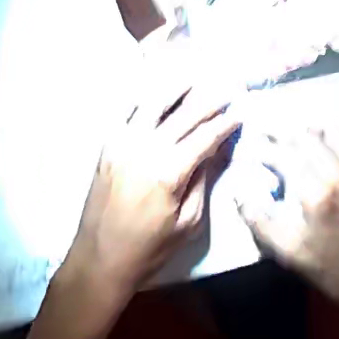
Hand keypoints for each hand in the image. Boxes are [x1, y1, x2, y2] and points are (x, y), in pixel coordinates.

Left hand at [63, 73, 239, 310]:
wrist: (98, 261)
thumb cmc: (150, 248)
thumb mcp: (189, 221)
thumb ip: (203, 180)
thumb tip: (217, 149)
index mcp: (169, 172)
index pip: (205, 136)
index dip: (225, 123)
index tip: (240, 111)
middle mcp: (145, 149)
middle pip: (184, 114)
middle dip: (209, 100)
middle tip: (227, 88)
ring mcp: (122, 143)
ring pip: (153, 102)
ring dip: (177, 87)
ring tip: (195, 78)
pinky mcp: (107, 145)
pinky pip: (126, 111)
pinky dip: (145, 96)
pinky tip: (159, 90)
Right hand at [235, 124, 338, 331]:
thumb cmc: (337, 271)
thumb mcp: (292, 255)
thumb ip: (262, 223)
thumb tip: (241, 196)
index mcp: (316, 191)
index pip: (284, 154)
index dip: (265, 148)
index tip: (253, 148)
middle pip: (307, 136)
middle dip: (285, 134)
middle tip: (271, 138)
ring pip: (335, 129)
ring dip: (314, 127)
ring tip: (300, 135)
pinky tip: (332, 140)